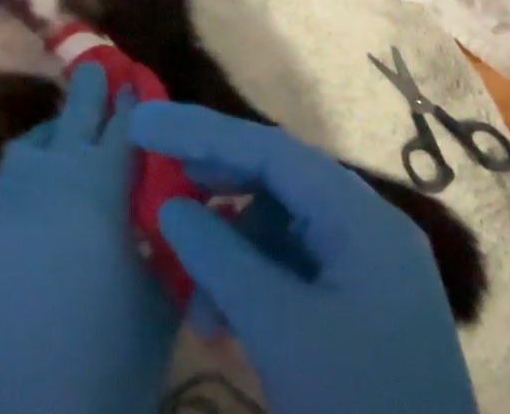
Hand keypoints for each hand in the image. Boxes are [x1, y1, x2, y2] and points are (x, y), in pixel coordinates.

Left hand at [0, 63, 179, 413]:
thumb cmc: (113, 358)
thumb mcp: (161, 291)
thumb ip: (161, 229)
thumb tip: (162, 197)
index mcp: (98, 188)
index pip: (121, 125)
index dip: (131, 100)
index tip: (135, 78)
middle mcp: (44, 179)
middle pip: (71, 118)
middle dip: (91, 93)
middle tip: (99, 72)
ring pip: (29, 148)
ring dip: (54, 139)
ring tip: (68, 144)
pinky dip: (22, 183)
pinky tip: (32, 203)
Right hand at [132, 102, 478, 413]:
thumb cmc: (357, 403)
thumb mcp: (278, 328)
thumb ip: (218, 256)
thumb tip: (171, 206)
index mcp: (362, 219)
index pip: (271, 150)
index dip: (202, 131)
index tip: (142, 124)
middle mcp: (367, 229)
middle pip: (277, 180)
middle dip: (214, 187)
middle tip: (158, 186)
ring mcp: (365, 270)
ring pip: (278, 230)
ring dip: (229, 256)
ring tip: (199, 312)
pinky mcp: (356, 307)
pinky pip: (290, 269)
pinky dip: (251, 286)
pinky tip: (224, 325)